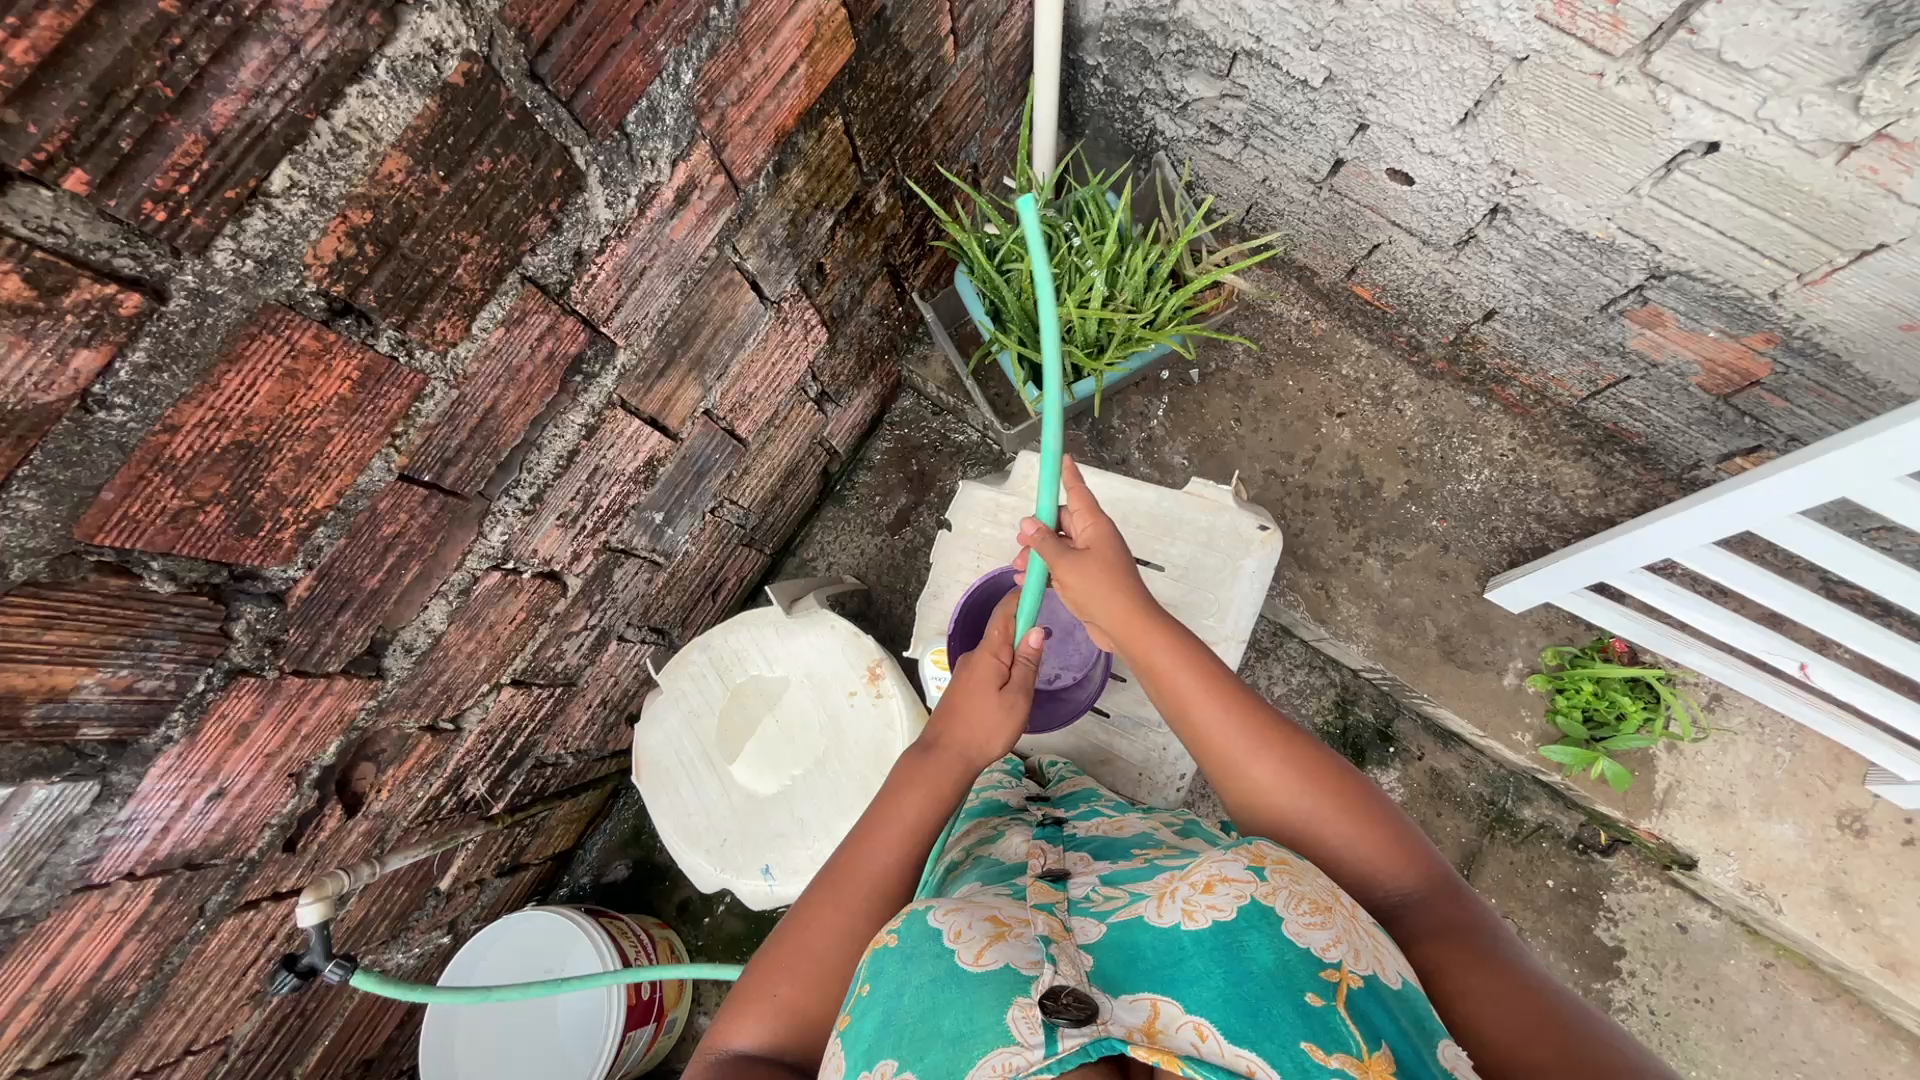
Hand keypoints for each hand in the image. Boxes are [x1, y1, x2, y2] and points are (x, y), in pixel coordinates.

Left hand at [918, 590, 1044, 772]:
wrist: (944, 756)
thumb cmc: (985, 729)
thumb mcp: (1017, 698)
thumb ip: (1028, 664)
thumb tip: (1035, 630)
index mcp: (989, 652)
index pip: (1006, 611)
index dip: (1023, 595)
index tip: (1039, 585)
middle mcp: (975, 655)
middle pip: (1003, 632)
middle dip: (1025, 630)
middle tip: (1048, 644)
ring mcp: (967, 671)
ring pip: (997, 653)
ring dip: (1016, 655)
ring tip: (1033, 677)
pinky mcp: (964, 687)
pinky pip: (990, 668)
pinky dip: (1006, 670)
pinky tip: (1014, 691)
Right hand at [1013, 455, 1160, 652]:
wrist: (1126, 626)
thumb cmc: (1100, 589)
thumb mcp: (1065, 564)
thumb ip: (1044, 542)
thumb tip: (1028, 522)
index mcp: (1093, 525)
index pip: (1077, 492)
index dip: (1067, 475)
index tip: (1061, 457)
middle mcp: (1093, 536)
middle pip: (1061, 522)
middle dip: (1037, 530)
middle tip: (1019, 542)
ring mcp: (1091, 558)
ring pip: (1058, 546)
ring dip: (1037, 555)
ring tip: (1019, 569)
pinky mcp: (1087, 578)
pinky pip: (1062, 566)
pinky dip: (1045, 571)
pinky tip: (1027, 582)